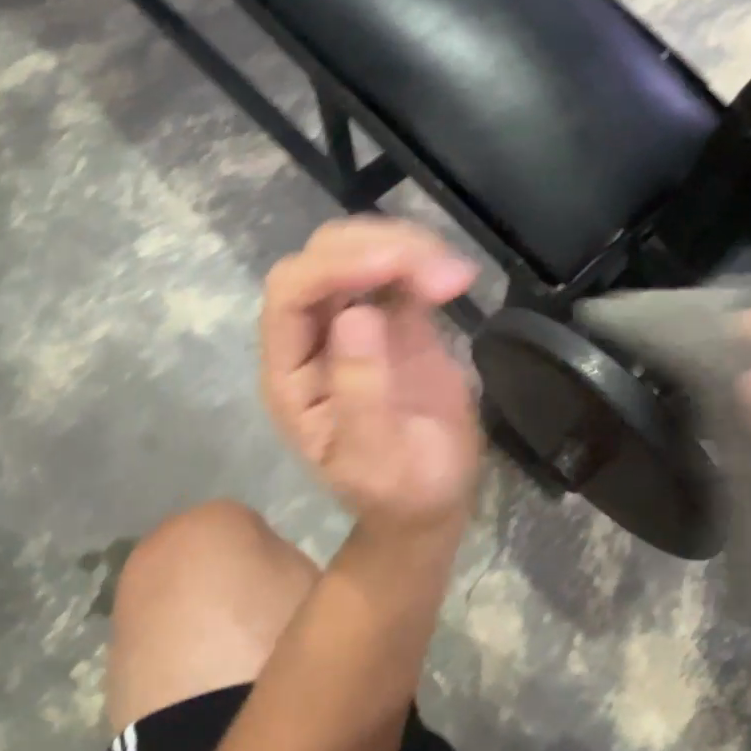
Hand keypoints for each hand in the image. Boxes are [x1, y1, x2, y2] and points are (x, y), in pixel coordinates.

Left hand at [259, 219, 482, 535]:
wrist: (432, 503)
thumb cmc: (400, 493)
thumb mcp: (378, 461)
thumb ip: (361, 393)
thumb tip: (356, 316)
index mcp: (291, 374)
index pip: (291, 296)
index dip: (334, 269)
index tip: (392, 265)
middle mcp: (312, 338)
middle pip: (323, 258)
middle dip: (376, 248)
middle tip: (438, 268)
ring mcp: (353, 324)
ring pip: (361, 252)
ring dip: (406, 247)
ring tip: (457, 276)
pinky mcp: (394, 319)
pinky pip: (400, 270)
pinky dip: (426, 262)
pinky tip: (459, 278)